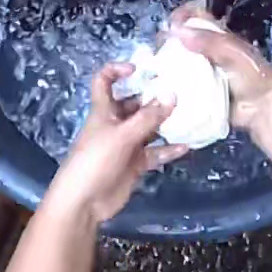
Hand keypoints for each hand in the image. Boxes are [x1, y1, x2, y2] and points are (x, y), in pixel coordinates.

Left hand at [44, 64, 187, 223]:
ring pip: (148, 128)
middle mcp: (115, 124)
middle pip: (134, 104)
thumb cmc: (96, 160)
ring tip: (188, 115)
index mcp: (103, 110)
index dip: (117, 70)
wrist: (83, 202)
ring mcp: (126, 145)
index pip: (104, 81)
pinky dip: (168, 149)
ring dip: (165, 123)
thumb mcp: (122, 134)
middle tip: (179, 90)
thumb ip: (149, 117)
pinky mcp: (134, 164)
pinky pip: (155, 152)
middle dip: (153, 97)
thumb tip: (173, 94)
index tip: (139, 69)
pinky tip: (186, 146)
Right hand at [166, 2, 271, 131]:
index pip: (196, 19)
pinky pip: (179, 85)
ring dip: (165, 63)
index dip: (182, 16)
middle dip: (168, 41)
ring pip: (177, 63)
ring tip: (154, 66)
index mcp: (218, 37)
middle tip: (159, 48)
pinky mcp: (197, 92)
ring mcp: (201, 73)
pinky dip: (169, 84)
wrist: (262, 109)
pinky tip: (159, 84)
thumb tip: (177, 31)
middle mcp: (207, 52)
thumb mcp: (233, 52)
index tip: (170, 24)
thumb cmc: (252, 76)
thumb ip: (208, 40)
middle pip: (182, 40)